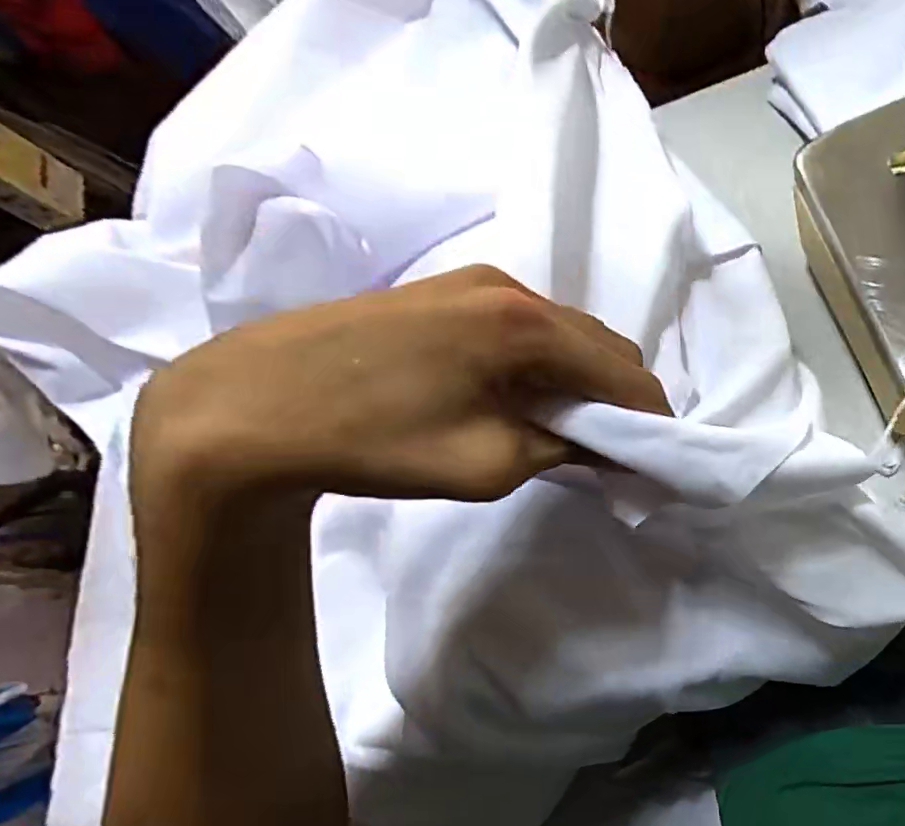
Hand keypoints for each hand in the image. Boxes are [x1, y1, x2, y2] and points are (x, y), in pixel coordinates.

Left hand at [131, 266, 670, 507]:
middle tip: (615, 448)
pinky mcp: (447, 289)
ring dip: (587, 379)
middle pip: (606, 346)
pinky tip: (525, 395)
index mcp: (527, 327)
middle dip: (624, 398)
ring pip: (570, 333)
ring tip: (570, 425)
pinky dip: (550, 362)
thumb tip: (609, 445)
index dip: (653, 421)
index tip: (657, 460)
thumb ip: (566, 447)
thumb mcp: (492, 464)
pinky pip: (531, 325)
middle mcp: (512, 288)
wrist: (247, 409)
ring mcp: (476, 281)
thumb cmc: (377, 444)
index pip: (627, 375)